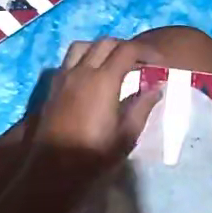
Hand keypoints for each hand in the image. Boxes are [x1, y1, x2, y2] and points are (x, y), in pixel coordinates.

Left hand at [34, 38, 162, 157]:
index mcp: (104, 80)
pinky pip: (69, 60)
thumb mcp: (127, 134)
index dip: (146, 51)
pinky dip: (84, 58)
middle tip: (140, 63)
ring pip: (83, 46)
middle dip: (125, 47)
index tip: (158, 62)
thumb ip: (142, 106)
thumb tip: (155, 88)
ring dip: (101, 48)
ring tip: (113, 63)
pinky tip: (91, 76)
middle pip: (105, 43)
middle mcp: (82, 71)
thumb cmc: (95, 154)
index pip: (127, 50)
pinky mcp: (53, 86)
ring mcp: (64, 77)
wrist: (54, 169)